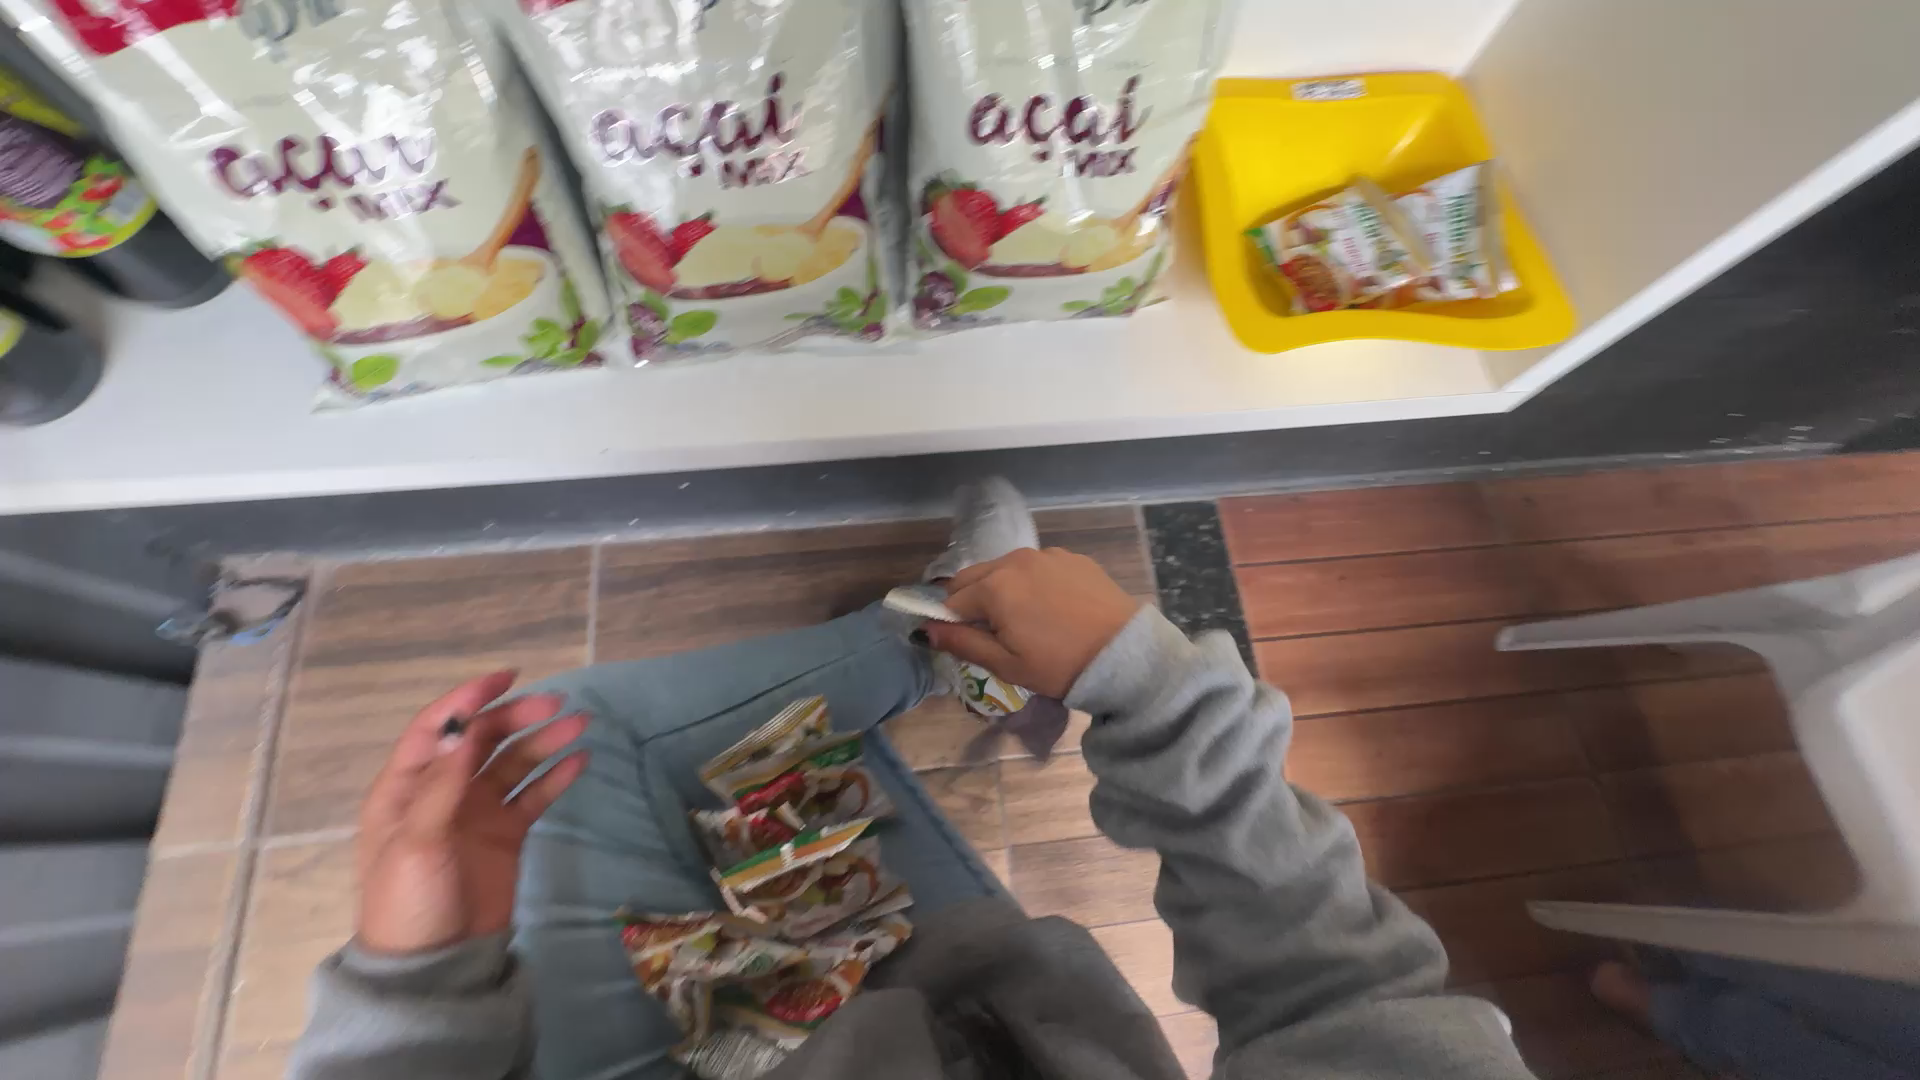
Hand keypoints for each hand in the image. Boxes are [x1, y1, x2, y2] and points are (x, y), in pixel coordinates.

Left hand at [355, 671, 589, 955]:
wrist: (435, 964)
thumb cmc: (411, 900)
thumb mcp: (417, 842)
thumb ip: (441, 784)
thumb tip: (464, 728)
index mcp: (406, 789)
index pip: (439, 729)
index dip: (469, 699)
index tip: (508, 676)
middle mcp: (443, 791)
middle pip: (484, 740)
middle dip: (518, 717)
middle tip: (558, 704)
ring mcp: (478, 811)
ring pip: (515, 762)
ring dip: (544, 741)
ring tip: (580, 725)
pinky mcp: (506, 830)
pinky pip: (534, 793)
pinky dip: (556, 776)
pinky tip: (580, 760)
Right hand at [924, 548, 1141, 697]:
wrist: (1125, 655)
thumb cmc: (1060, 666)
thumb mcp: (1007, 665)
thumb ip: (962, 643)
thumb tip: (926, 631)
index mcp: (994, 586)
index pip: (951, 602)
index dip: (950, 624)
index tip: (961, 643)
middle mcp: (1015, 559)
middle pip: (973, 578)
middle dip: (970, 602)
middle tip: (989, 633)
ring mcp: (1046, 555)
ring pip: (1005, 569)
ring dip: (1000, 589)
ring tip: (1023, 621)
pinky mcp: (1072, 557)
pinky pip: (1037, 567)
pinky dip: (1031, 583)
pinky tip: (1051, 609)